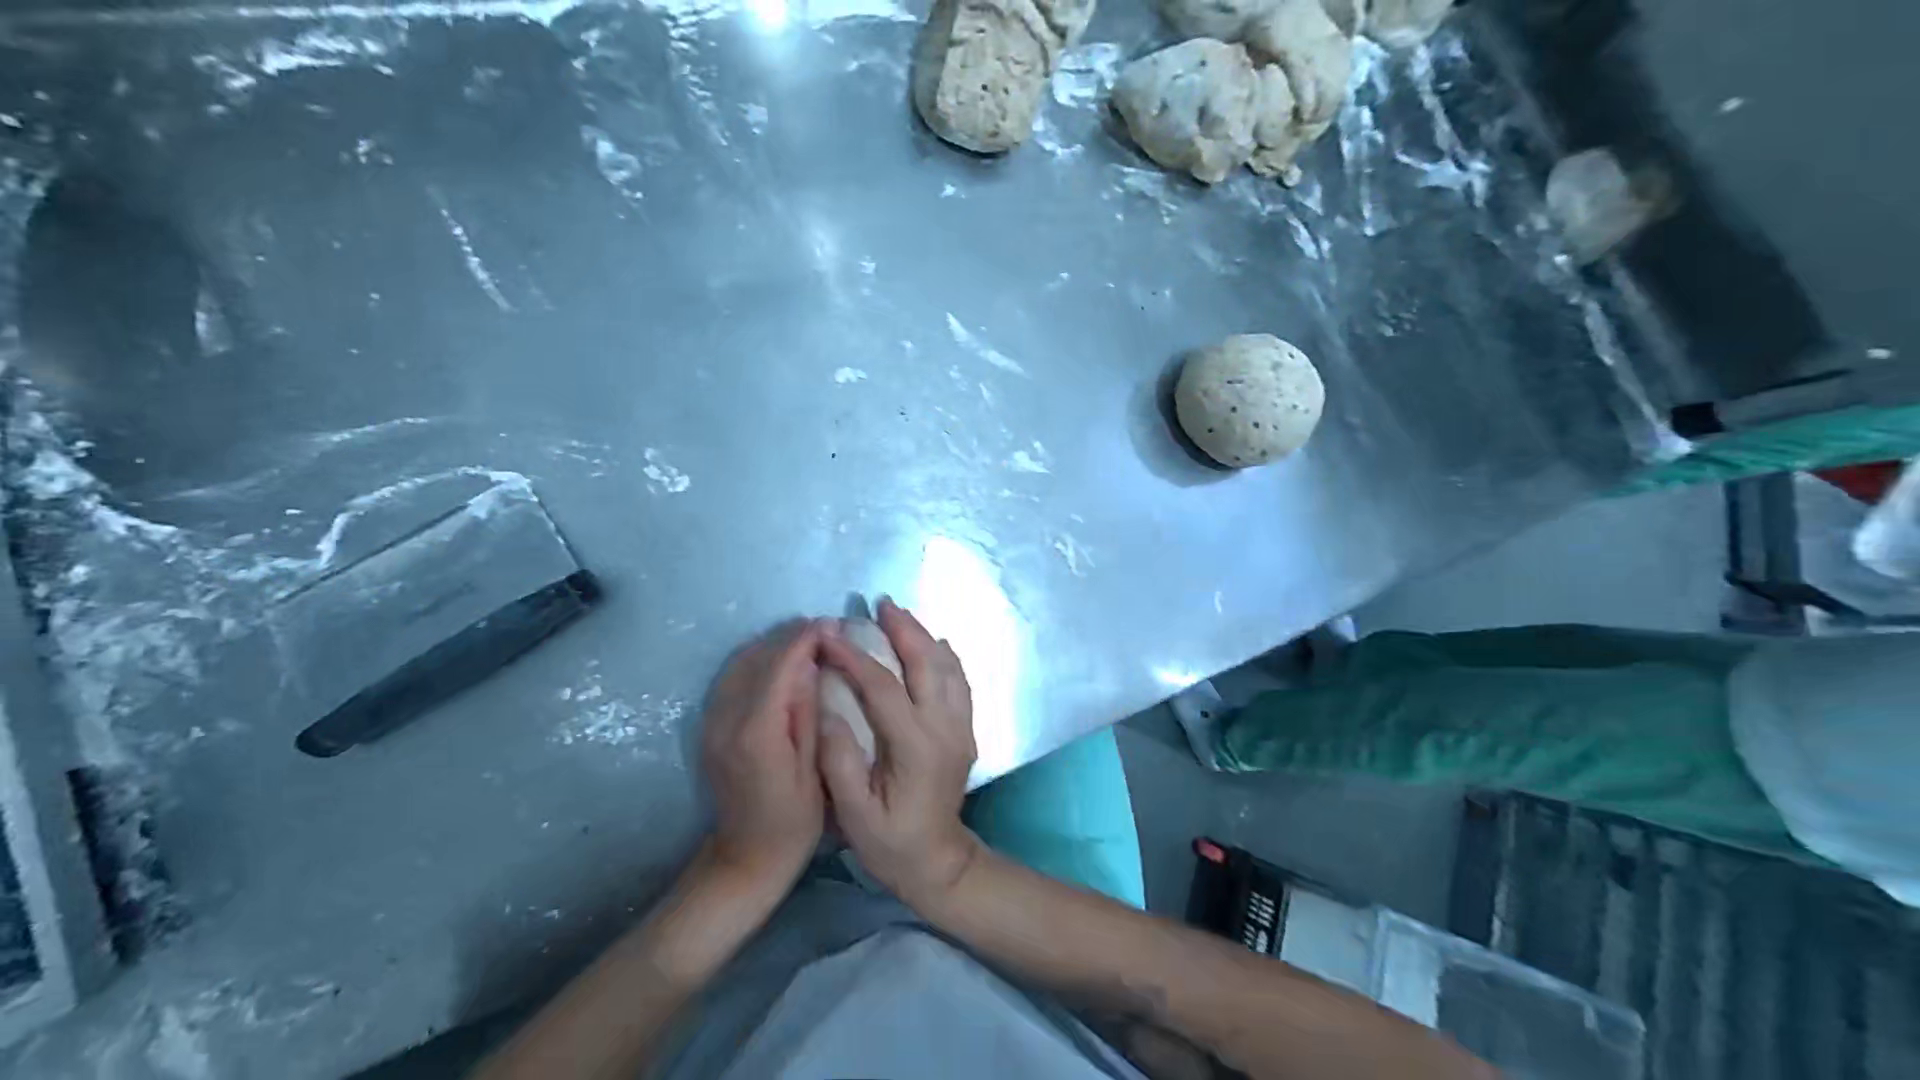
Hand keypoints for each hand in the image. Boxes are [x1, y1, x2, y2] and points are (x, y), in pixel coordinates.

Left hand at [701, 619, 826, 893]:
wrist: (745, 858)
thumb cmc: (794, 821)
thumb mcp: (815, 769)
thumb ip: (808, 713)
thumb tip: (810, 665)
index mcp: (757, 731)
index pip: (779, 667)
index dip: (804, 640)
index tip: (830, 624)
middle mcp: (727, 719)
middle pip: (756, 658)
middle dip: (789, 636)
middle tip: (822, 628)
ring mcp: (712, 722)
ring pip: (738, 664)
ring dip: (770, 645)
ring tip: (804, 640)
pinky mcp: (709, 727)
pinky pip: (730, 679)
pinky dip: (754, 660)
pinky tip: (777, 662)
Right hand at [817, 598, 979, 907]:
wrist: (939, 862)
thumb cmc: (889, 842)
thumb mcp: (854, 813)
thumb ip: (839, 761)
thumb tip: (826, 708)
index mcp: (916, 747)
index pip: (884, 687)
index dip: (855, 657)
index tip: (828, 636)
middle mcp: (946, 728)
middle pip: (928, 663)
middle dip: (903, 629)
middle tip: (879, 604)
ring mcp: (962, 727)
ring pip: (949, 667)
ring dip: (924, 636)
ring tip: (899, 616)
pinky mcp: (967, 730)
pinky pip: (961, 681)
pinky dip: (946, 656)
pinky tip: (932, 643)